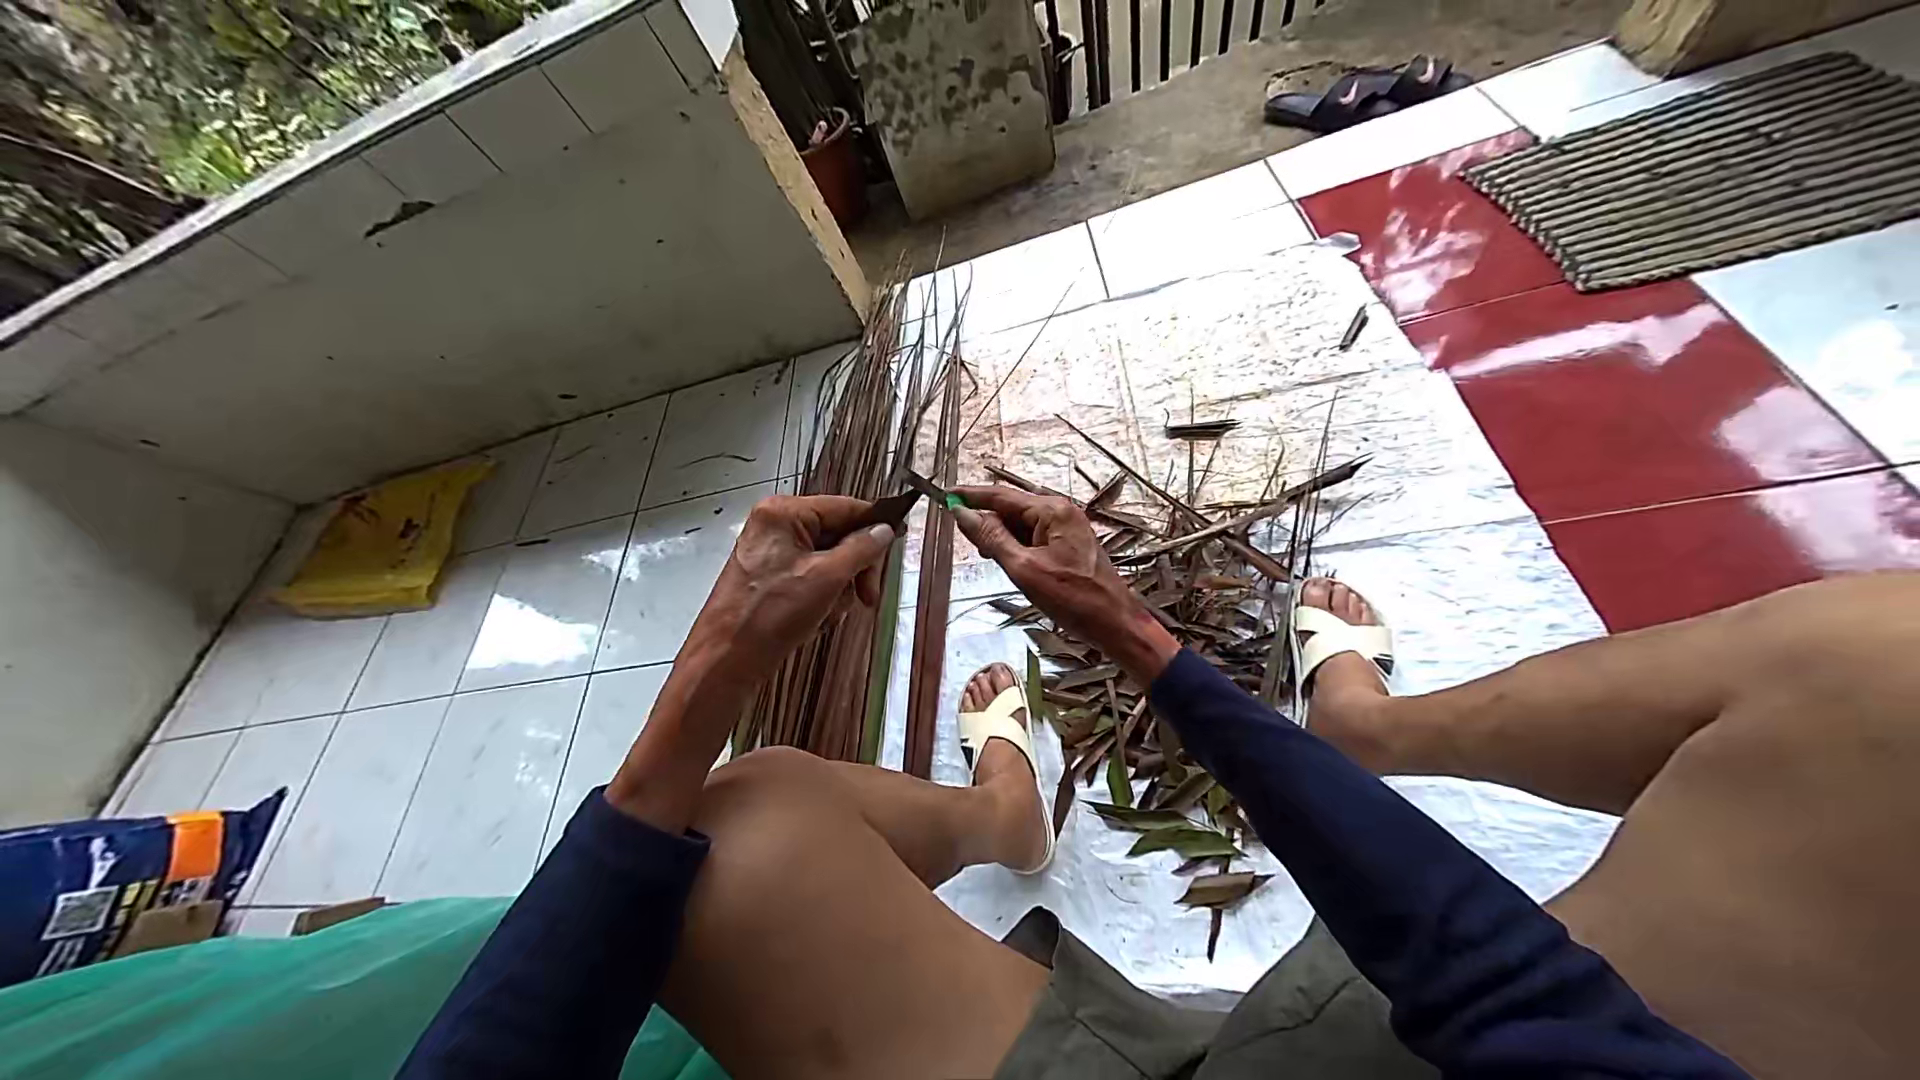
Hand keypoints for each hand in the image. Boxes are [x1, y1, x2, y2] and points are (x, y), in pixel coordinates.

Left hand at [680, 494, 897, 676]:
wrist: (727, 659)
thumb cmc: (768, 615)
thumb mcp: (828, 577)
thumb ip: (862, 548)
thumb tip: (884, 531)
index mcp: (783, 513)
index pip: (844, 507)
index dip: (874, 526)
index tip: (897, 540)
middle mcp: (776, 527)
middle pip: (838, 535)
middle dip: (855, 568)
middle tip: (866, 595)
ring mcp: (773, 553)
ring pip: (830, 561)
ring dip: (839, 589)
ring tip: (829, 613)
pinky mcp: (773, 577)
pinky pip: (814, 577)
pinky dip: (823, 598)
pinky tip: (816, 619)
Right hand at [952, 485, 1179, 683]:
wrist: (1114, 622)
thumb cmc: (1074, 598)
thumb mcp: (1023, 569)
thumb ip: (991, 538)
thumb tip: (963, 515)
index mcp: (1052, 510)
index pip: (1001, 495)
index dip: (970, 496)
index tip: (946, 496)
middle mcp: (1060, 510)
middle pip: (1011, 507)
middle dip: (987, 521)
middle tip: (967, 540)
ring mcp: (1066, 526)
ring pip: (1021, 523)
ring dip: (1001, 536)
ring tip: (990, 556)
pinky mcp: (1067, 542)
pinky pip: (1033, 535)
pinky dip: (1016, 545)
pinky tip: (1009, 561)